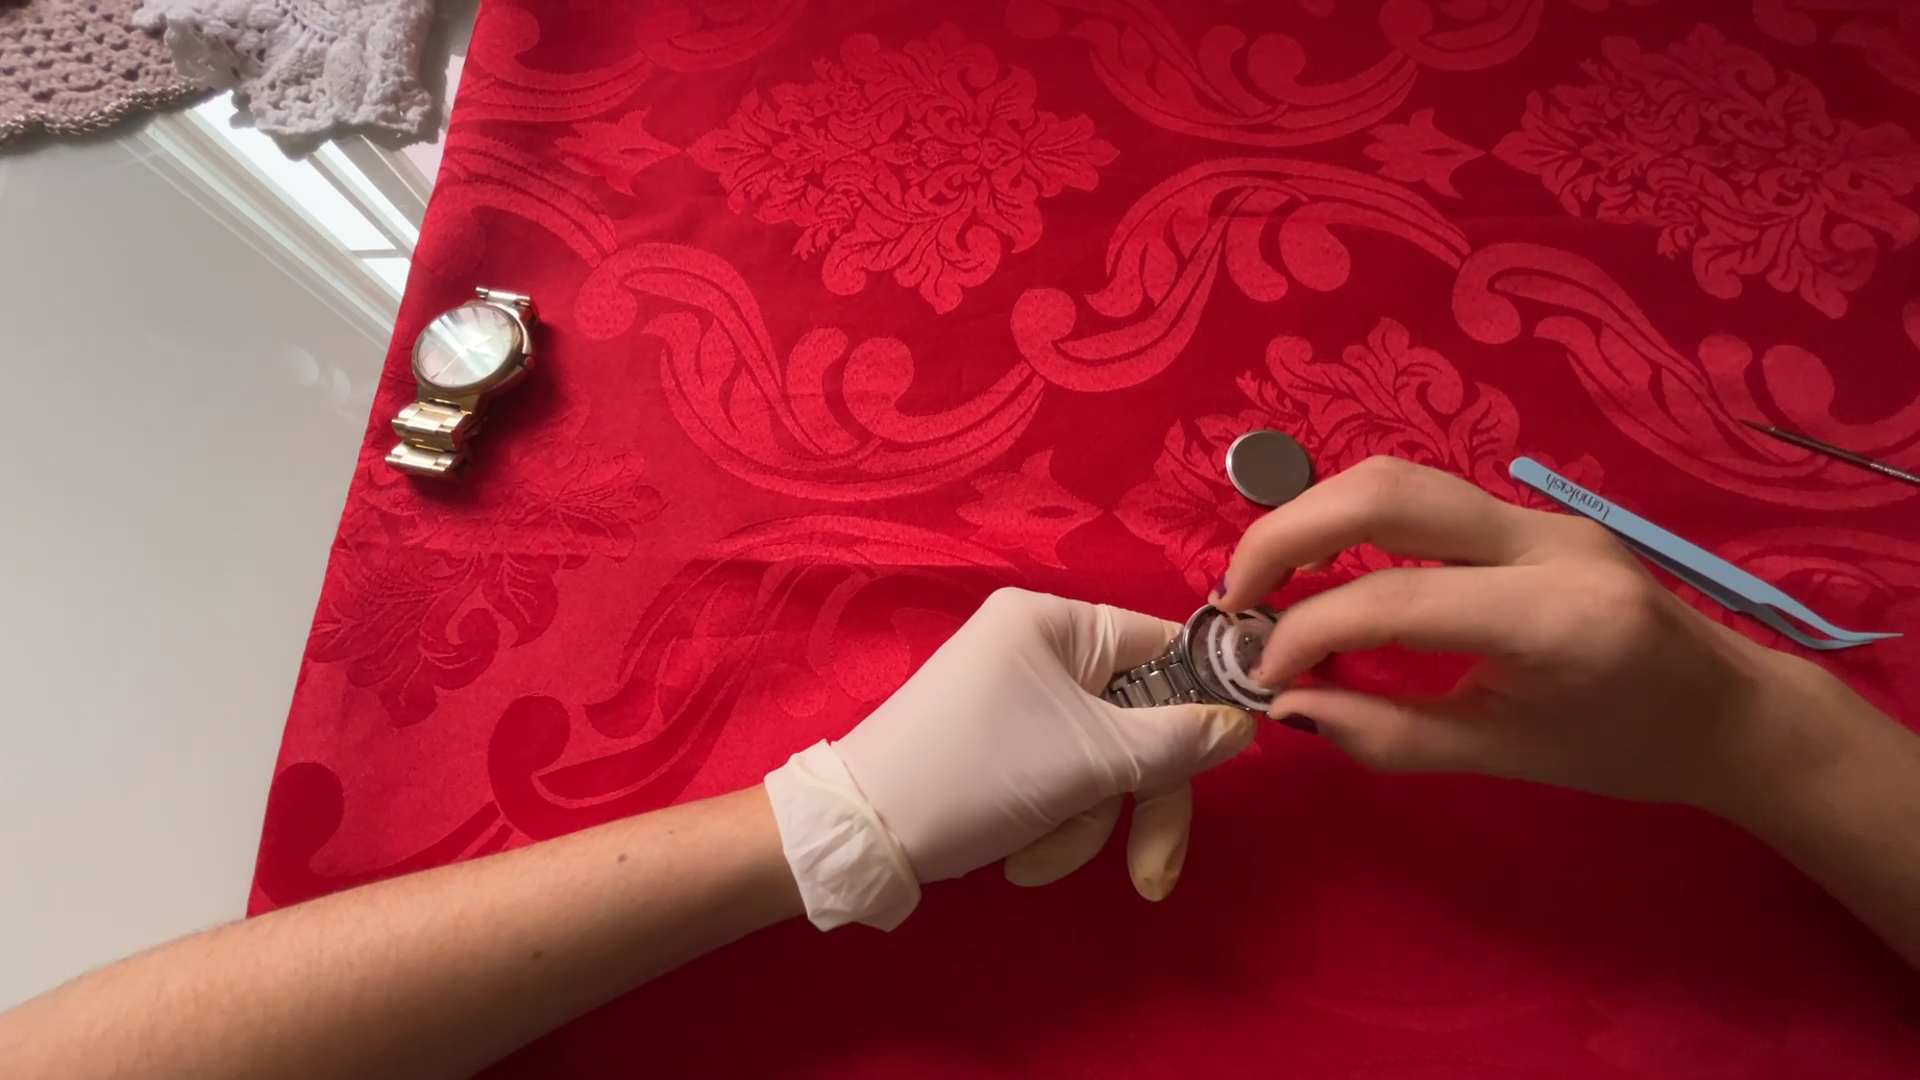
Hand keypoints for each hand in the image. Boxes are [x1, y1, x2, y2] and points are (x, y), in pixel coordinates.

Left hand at [765, 589, 1256, 929]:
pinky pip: (1061, 771)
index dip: (1198, 703)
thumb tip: (1243, 723)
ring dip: (1085, 819)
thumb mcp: (1090, 760)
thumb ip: (1177, 741)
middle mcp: (1035, 643)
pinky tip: (1020, 854)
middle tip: (1149, 874)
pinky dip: (1054, 818)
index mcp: (1053, 620)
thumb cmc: (978, 775)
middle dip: (1137, 800)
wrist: (862, 835)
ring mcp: (1016, 691)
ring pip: (1099, 757)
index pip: (1161, 647)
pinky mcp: (1002, 735)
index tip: (1223, 761)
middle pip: (1134, 716)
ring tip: (1039, 857)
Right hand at [1216, 456, 1829, 812]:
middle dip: (1284, 538)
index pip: (1393, 599)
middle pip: (1383, 494)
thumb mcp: (1502, 758)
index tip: (1262, 672)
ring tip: (1264, 576)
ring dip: (1305, 516)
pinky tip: (1316, 557)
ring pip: (1390, 475)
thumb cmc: (1623, 748)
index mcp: (1556, 619)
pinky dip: (1339, 515)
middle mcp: (1545, 541)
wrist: (1733, 709)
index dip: (1306, 631)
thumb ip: (1384, 734)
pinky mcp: (1517, 510)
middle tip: (1234, 597)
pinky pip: (1408, 491)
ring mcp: (1534, 513)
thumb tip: (1284, 705)